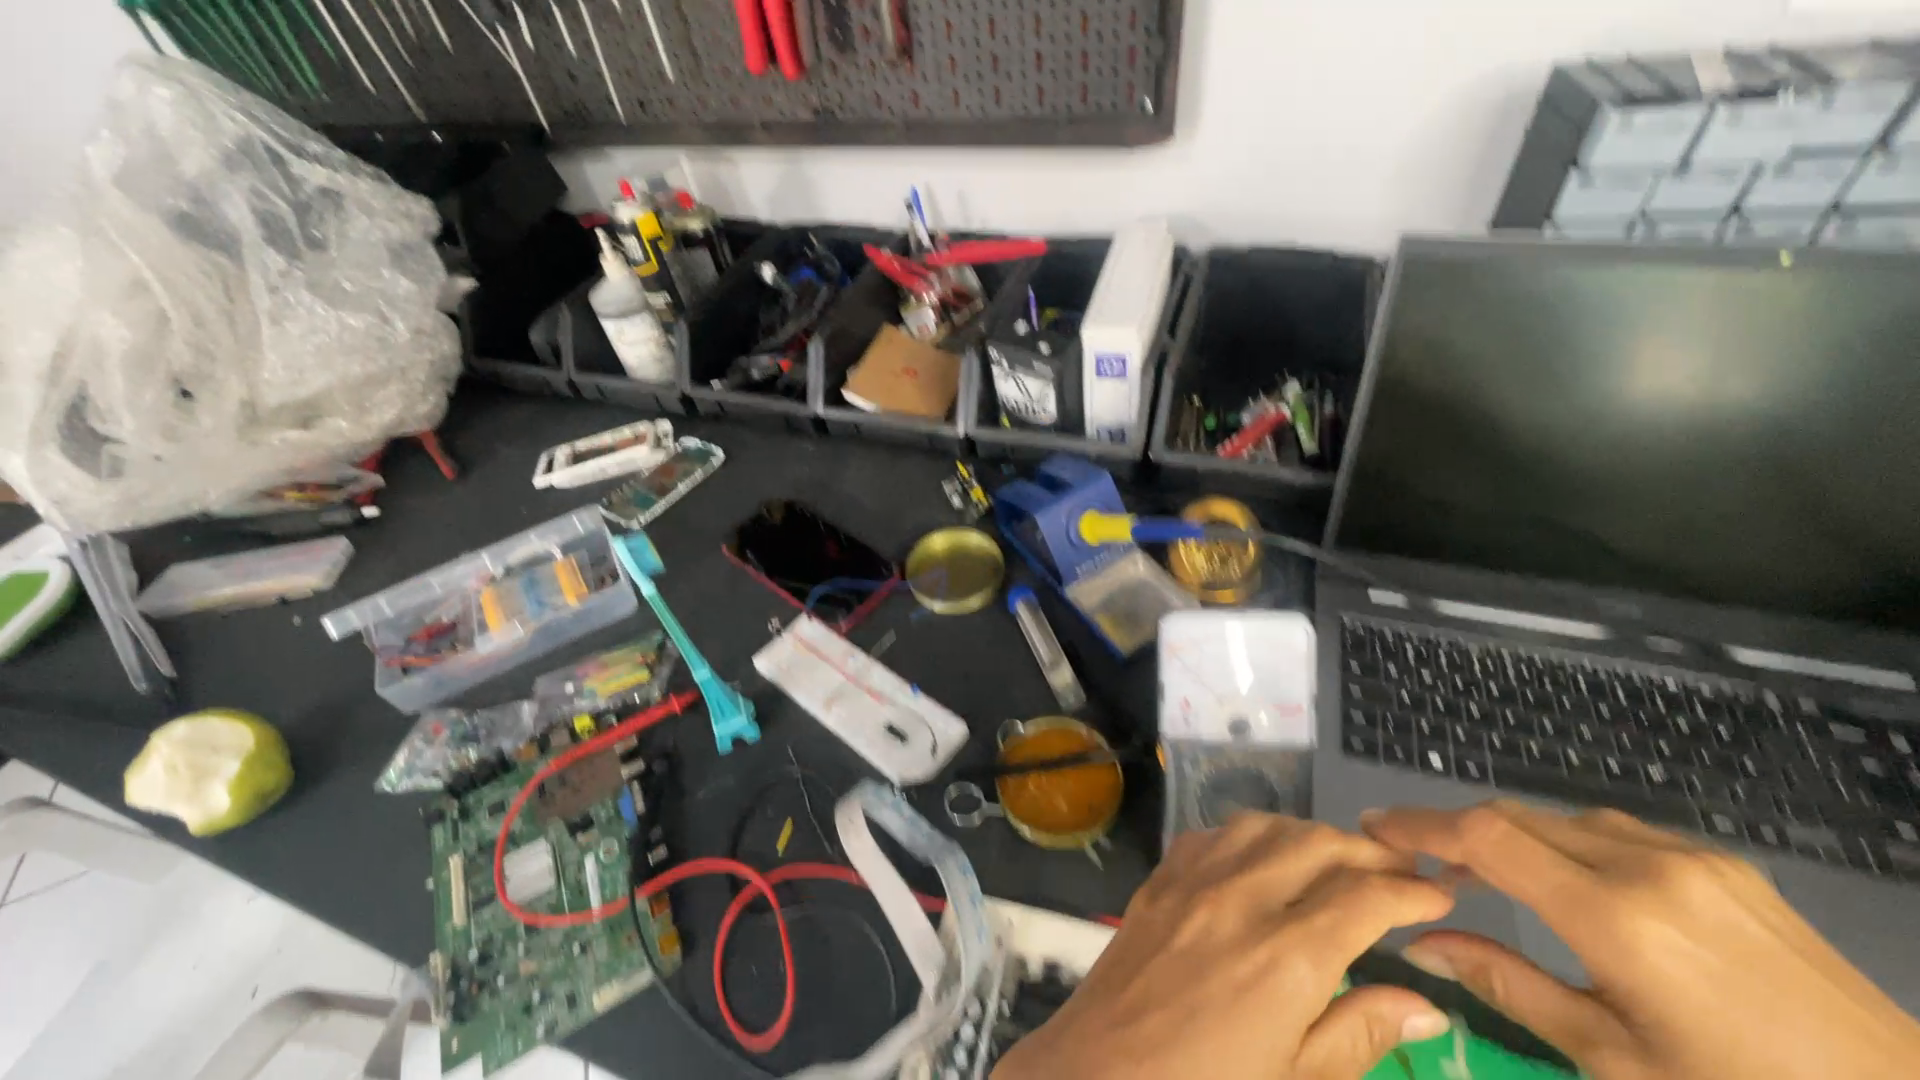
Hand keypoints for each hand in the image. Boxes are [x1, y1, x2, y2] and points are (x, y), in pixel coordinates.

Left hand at [993, 814, 1454, 1079]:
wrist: (1096, 1073)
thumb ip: (1359, 1033)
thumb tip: (1427, 1004)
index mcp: (1287, 957)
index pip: (1367, 896)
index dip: (1412, 889)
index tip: (1440, 894)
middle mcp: (1241, 900)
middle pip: (1319, 843)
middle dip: (1370, 851)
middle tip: (1399, 873)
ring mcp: (1193, 881)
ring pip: (1266, 825)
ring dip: (1311, 834)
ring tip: (1337, 861)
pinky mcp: (1159, 879)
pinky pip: (1214, 834)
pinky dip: (1253, 835)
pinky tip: (1262, 859)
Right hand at [1363, 800, 1919, 1079]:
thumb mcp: (1612, 1060)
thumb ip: (1507, 986)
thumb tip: (1421, 942)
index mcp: (1617, 919)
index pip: (1488, 837)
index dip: (1421, 825)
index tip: (1374, 828)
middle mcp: (1650, 865)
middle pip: (1518, 815)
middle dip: (1456, 830)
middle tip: (1414, 860)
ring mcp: (1696, 857)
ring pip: (1565, 817)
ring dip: (1512, 835)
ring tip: (1484, 875)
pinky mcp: (1728, 863)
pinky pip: (1619, 831)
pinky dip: (1567, 842)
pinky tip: (1569, 883)